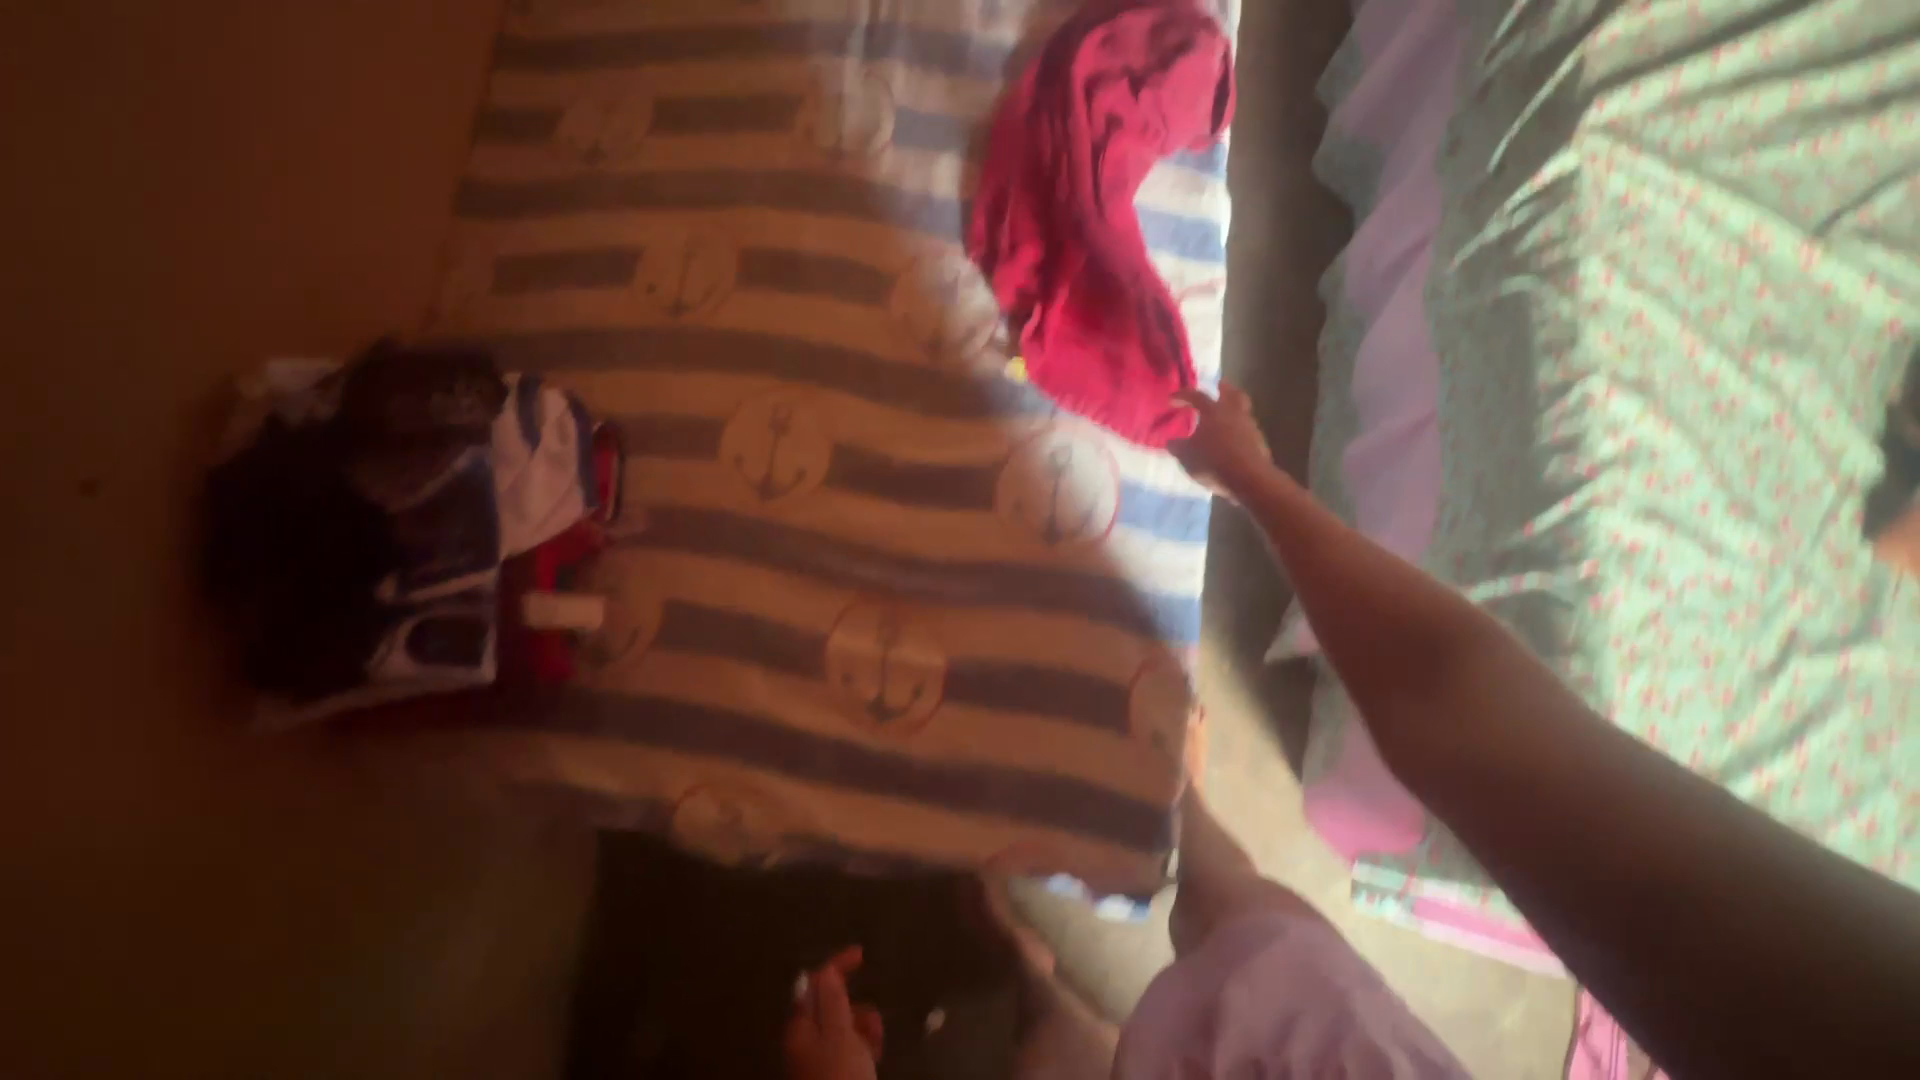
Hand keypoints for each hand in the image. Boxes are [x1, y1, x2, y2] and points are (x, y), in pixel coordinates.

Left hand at [784, 946, 883, 1079]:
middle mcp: (805, 1039)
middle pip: (831, 1004)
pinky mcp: (832, 1073)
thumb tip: (825, 969)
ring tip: (876, 1044)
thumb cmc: (841, 1077)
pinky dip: (863, 1044)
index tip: (862, 954)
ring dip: (863, 1025)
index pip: (815, 983)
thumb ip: (832, 999)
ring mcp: (818, 1058)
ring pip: (844, 1025)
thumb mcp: (839, 1033)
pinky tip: (873, 1056)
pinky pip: (849, 1046)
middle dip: (855, 1005)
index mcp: (801, 1025)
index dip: (837, 965)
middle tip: (873, 1021)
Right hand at [1167, 382, 1274, 500]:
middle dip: (1223, 388)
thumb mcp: (1186, 456)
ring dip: (1232, 410)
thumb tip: (1171, 441)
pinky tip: (1231, 440)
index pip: (1196, 395)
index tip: (1171, 399)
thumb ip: (1176, 446)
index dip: (1182, 396)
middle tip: (1218, 386)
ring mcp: (1250, 427)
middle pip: (1232, 393)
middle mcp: (1234, 413)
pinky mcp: (1259, 442)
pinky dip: (1238, 430)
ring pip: (1242, 411)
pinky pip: (1246, 430)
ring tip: (1223, 418)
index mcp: (1213, 411)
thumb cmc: (1212, 462)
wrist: (1249, 478)